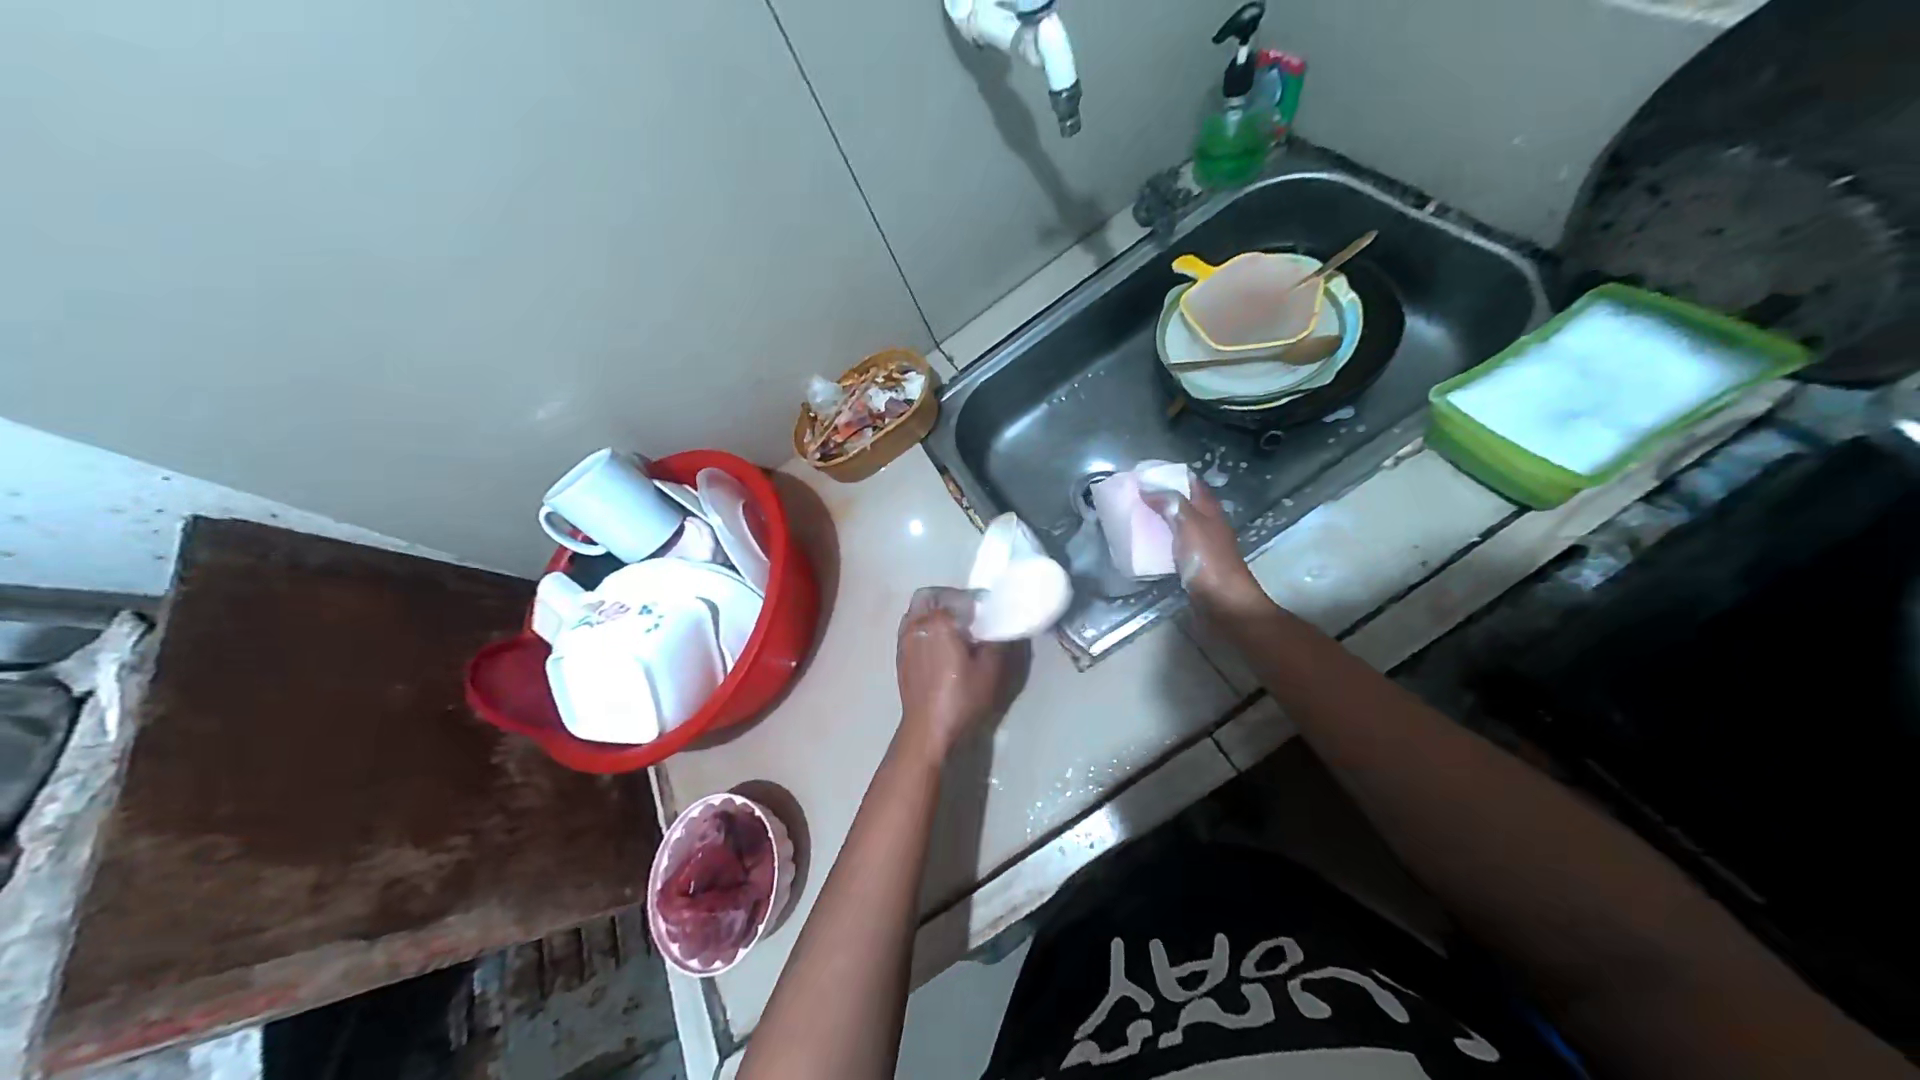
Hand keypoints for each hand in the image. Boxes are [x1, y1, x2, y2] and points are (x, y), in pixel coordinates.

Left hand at [896, 588, 1011, 762]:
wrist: (927, 729)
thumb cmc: (961, 698)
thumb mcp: (990, 670)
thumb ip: (997, 640)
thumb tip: (1000, 624)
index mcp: (938, 622)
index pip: (960, 597)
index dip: (978, 601)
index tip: (990, 612)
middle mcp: (916, 624)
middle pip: (929, 595)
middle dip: (949, 598)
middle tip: (969, 614)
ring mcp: (904, 639)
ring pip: (917, 610)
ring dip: (935, 611)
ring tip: (954, 629)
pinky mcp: (900, 654)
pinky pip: (911, 627)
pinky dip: (925, 626)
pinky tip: (940, 645)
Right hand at [1141, 478, 1271, 618]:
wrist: (1224, 605)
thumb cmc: (1209, 561)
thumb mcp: (1189, 524)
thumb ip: (1170, 503)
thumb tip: (1148, 487)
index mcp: (1209, 510)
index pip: (1191, 482)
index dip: (1170, 474)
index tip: (1144, 472)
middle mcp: (1207, 524)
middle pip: (1183, 503)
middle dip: (1160, 497)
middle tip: (1132, 495)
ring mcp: (1201, 546)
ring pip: (1177, 526)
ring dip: (1157, 520)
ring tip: (1131, 517)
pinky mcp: (1193, 566)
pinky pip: (1172, 548)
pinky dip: (1158, 543)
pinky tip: (1142, 546)